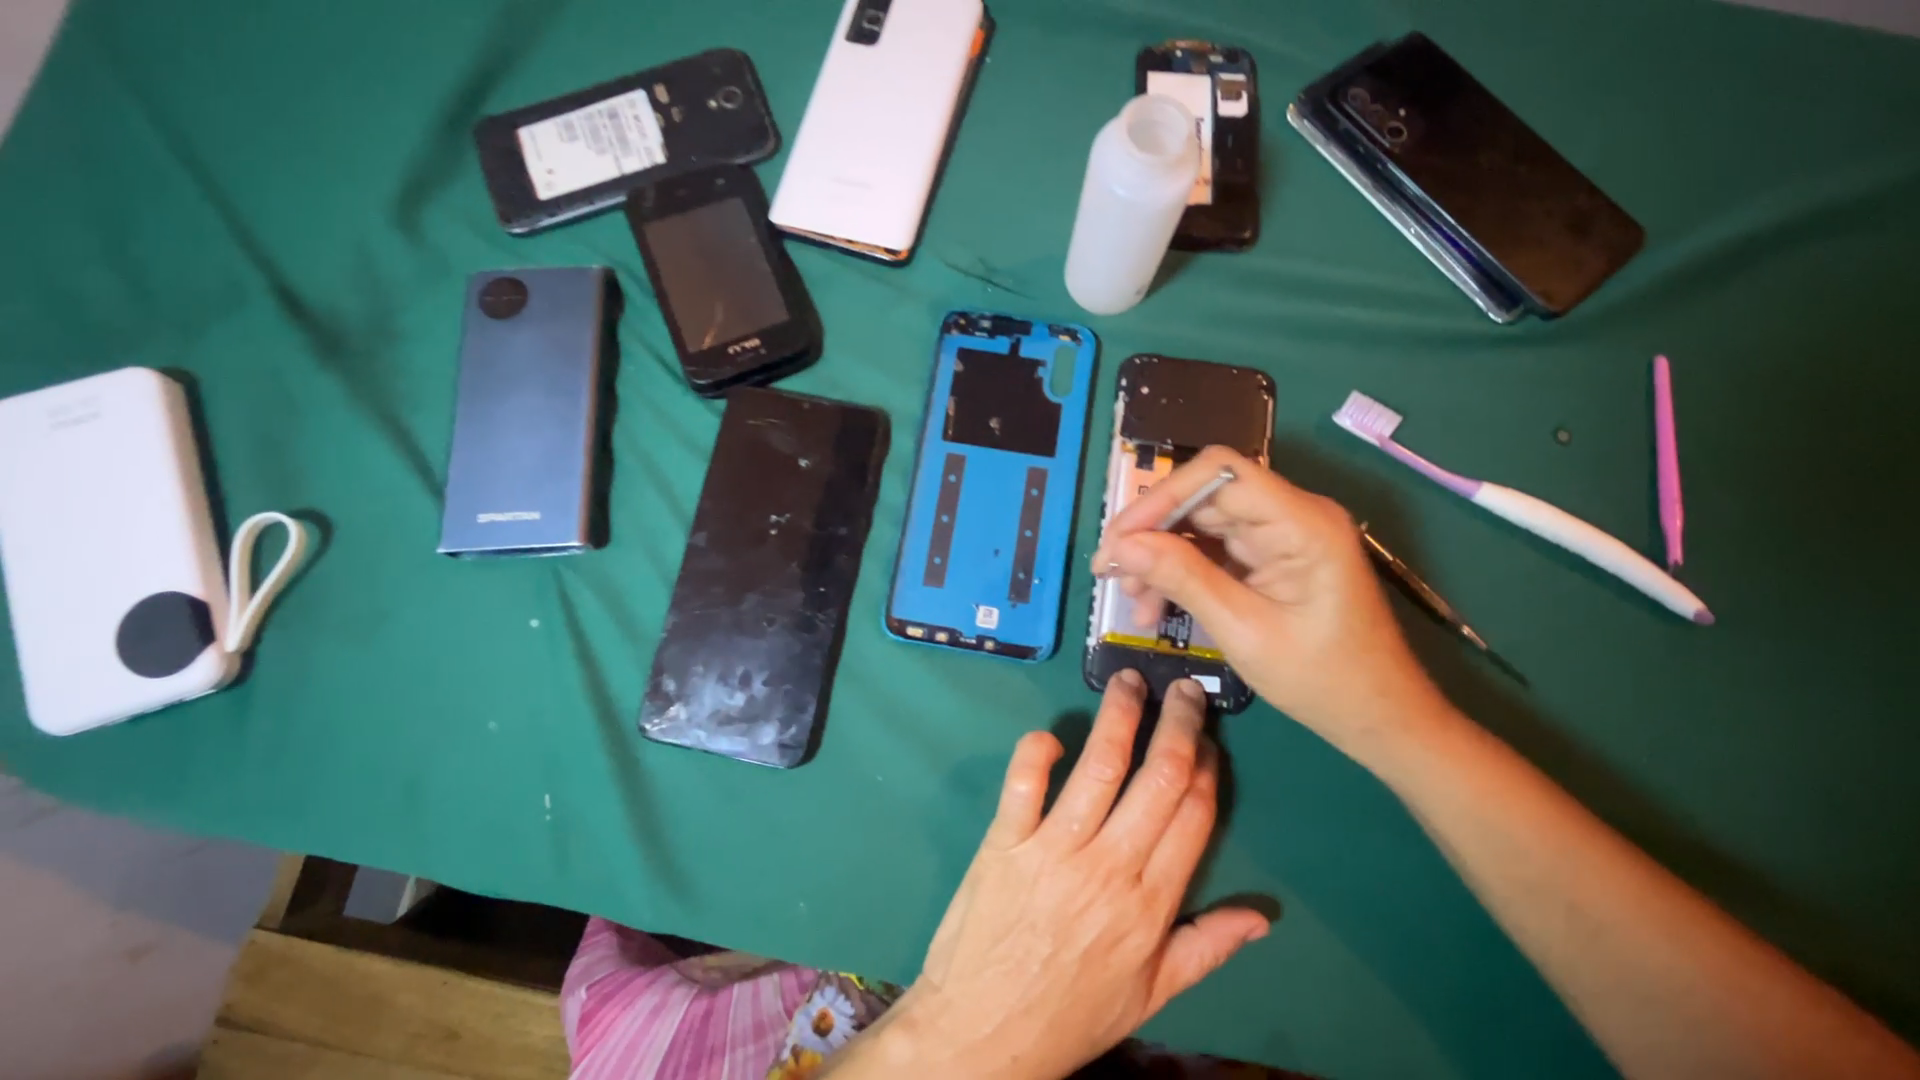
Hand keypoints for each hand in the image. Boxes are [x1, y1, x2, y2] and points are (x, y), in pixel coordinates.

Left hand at [829, 672, 1266, 1079]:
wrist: (984, 1035)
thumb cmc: (1070, 1014)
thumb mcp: (1150, 995)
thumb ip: (1206, 948)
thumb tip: (1262, 917)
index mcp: (1150, 904)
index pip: (1191, 816)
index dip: (1205, 770)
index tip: (1207, 741)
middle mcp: (1108, 867)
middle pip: (1156, 780)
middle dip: (1176, 726)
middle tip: (1182, 689)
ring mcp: (1053, 851)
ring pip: (1097, 769)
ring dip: (1118, 719)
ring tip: (1127, 683)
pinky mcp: (1003, 843)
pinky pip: (1022, 785)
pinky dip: (1036, 753)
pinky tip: (1052, 733)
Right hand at [1091, 446, 1445, 759]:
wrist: (1378, 717)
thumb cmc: (1322, 680)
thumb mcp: (1244, 631)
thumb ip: (1183, 579)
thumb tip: (1122, 547)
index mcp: (1300, 522)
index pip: (1219, 473)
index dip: (1161, 497)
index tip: (1119, 540)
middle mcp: (1292, 515)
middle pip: (1204, 498)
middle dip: (1152, 533)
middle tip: (1109, 574)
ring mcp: (1282, 536)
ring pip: (1202, 527)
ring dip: (1161, 559)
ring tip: (1134, 603)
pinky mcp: (1273, 558)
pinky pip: (1215, 551)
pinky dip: (1182, 575)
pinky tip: (1157, 608)